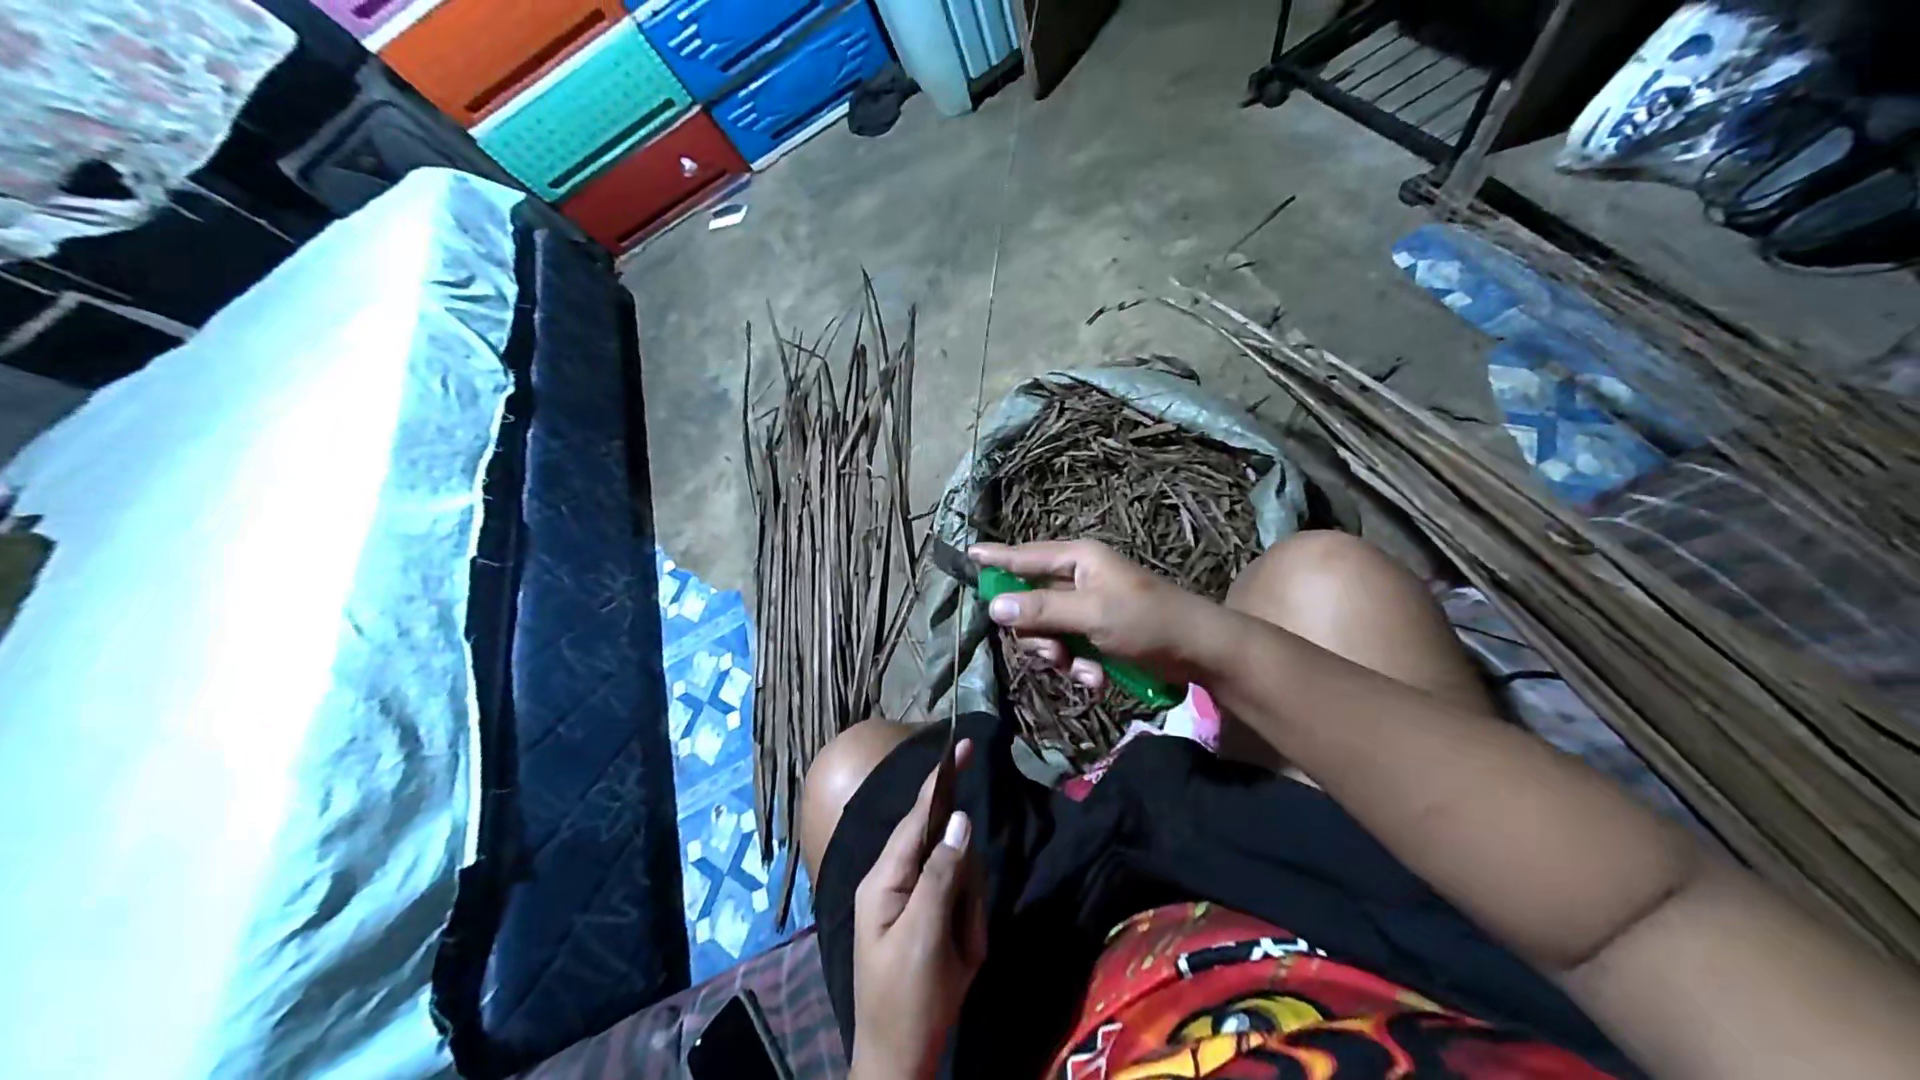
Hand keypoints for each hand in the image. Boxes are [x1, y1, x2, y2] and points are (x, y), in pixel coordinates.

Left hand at [849, 739, 987, 1079]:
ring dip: (967, 916)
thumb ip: (942, 873)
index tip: (961, 746)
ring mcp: (910, 902)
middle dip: (965, 890)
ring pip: (957, 880)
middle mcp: (895, 881)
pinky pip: (959, 907)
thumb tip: (960, 819)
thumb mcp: (927, 936)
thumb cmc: (907, 998)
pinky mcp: (926, 920)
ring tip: (958, 956)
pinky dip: (968, 930)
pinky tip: (959, 959)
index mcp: (885, 878)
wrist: (900, 1059)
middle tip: (962, 935)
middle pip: (944, 852)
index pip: (918, 816)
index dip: (940, 781)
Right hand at [969, 540, 1221, 688]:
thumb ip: (1042, 608)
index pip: (1026, 555)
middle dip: (1037, 634)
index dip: (997, 557)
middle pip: (1029, 603)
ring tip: (1082, 671)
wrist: (1198, 652)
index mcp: (1078, 560)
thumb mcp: (1091, 613)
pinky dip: (1078, 666)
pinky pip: (1067, 649)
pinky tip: (1096, 679)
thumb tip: (995, 606)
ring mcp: (1087, 609)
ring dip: (1058, 656)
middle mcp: (1078, 580)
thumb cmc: (1146, 621)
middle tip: (1051, 653)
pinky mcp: (1096, 635)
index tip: (969, 554)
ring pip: (1046, 631)